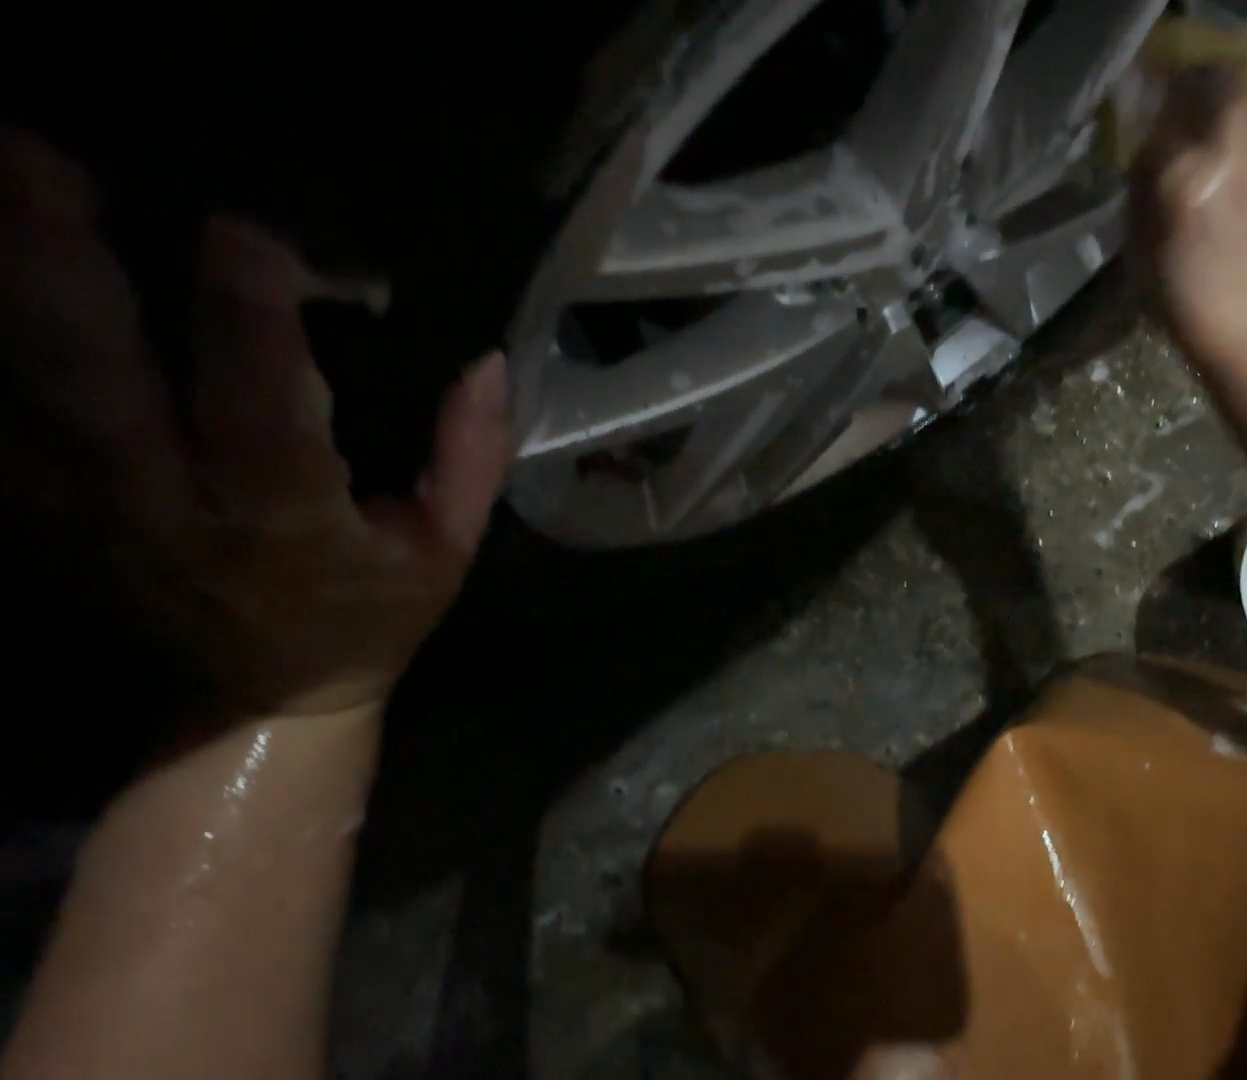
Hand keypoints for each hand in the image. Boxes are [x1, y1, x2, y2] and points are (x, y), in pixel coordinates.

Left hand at [0, 130, 512, 721]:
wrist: (260, 699)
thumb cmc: (373, 615)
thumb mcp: (450, 547)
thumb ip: (470, 456)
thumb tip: (488, 362)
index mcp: (288, 517)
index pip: (264, 410)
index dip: (252, 319)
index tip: (247, 230)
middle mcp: (169, 505)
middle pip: (94, 379)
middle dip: (60, 266)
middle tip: (38, 155)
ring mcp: (83, 507)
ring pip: (23, 380)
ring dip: (1, 280)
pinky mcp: (37, 508)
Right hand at [1128, 67, 1246, 357]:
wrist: (1237, 324)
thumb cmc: (1173, 294)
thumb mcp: (1138, 240)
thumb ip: (1143, 183)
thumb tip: (1150, 145)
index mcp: (1185, 173)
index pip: (1168, 108)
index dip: (1154, 105)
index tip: (1144, 119)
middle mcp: (1227, 155)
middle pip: (1217, 90)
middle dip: (1194, 96)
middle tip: (1176, 121)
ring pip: (1240, 109)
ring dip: (1216, 116)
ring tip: (1199, 147)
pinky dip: (1233, 142)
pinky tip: (1219, 176)